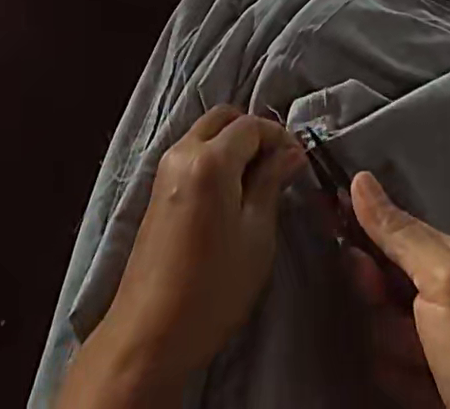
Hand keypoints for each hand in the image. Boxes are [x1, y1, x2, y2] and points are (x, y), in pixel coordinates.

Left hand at [57, 104, 305, 408]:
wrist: (150, 332)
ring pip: (206, 131)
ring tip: (259, 180)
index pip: (251, 124)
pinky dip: (216, 155)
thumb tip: (291, 152)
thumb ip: (271, 182)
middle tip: (279, 164)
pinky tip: (233, 190)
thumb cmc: (214, 286)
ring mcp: (165, 168)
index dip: (280, 136)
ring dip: (234, 142)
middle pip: (223, 117)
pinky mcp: (157, 187)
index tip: (300, 160)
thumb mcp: (256, 234)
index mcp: (209, 159)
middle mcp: (182, 151)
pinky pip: (192, 151)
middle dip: (254, 131)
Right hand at [349, 170, 449, 408]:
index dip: (356, 225)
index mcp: (445, 258)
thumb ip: (402, 234)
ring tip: (419, 366)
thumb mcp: (447, 283)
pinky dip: (395, 378)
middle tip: (393, 313)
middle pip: (373, 275)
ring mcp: (427, 340)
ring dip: (387, 344)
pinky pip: (381, 364)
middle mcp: (434, 292)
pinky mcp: (418, 381)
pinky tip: (418, 390)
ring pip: (372, 322)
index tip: (335, 231)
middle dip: (373, 295)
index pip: (386, 225)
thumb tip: (360, 178)